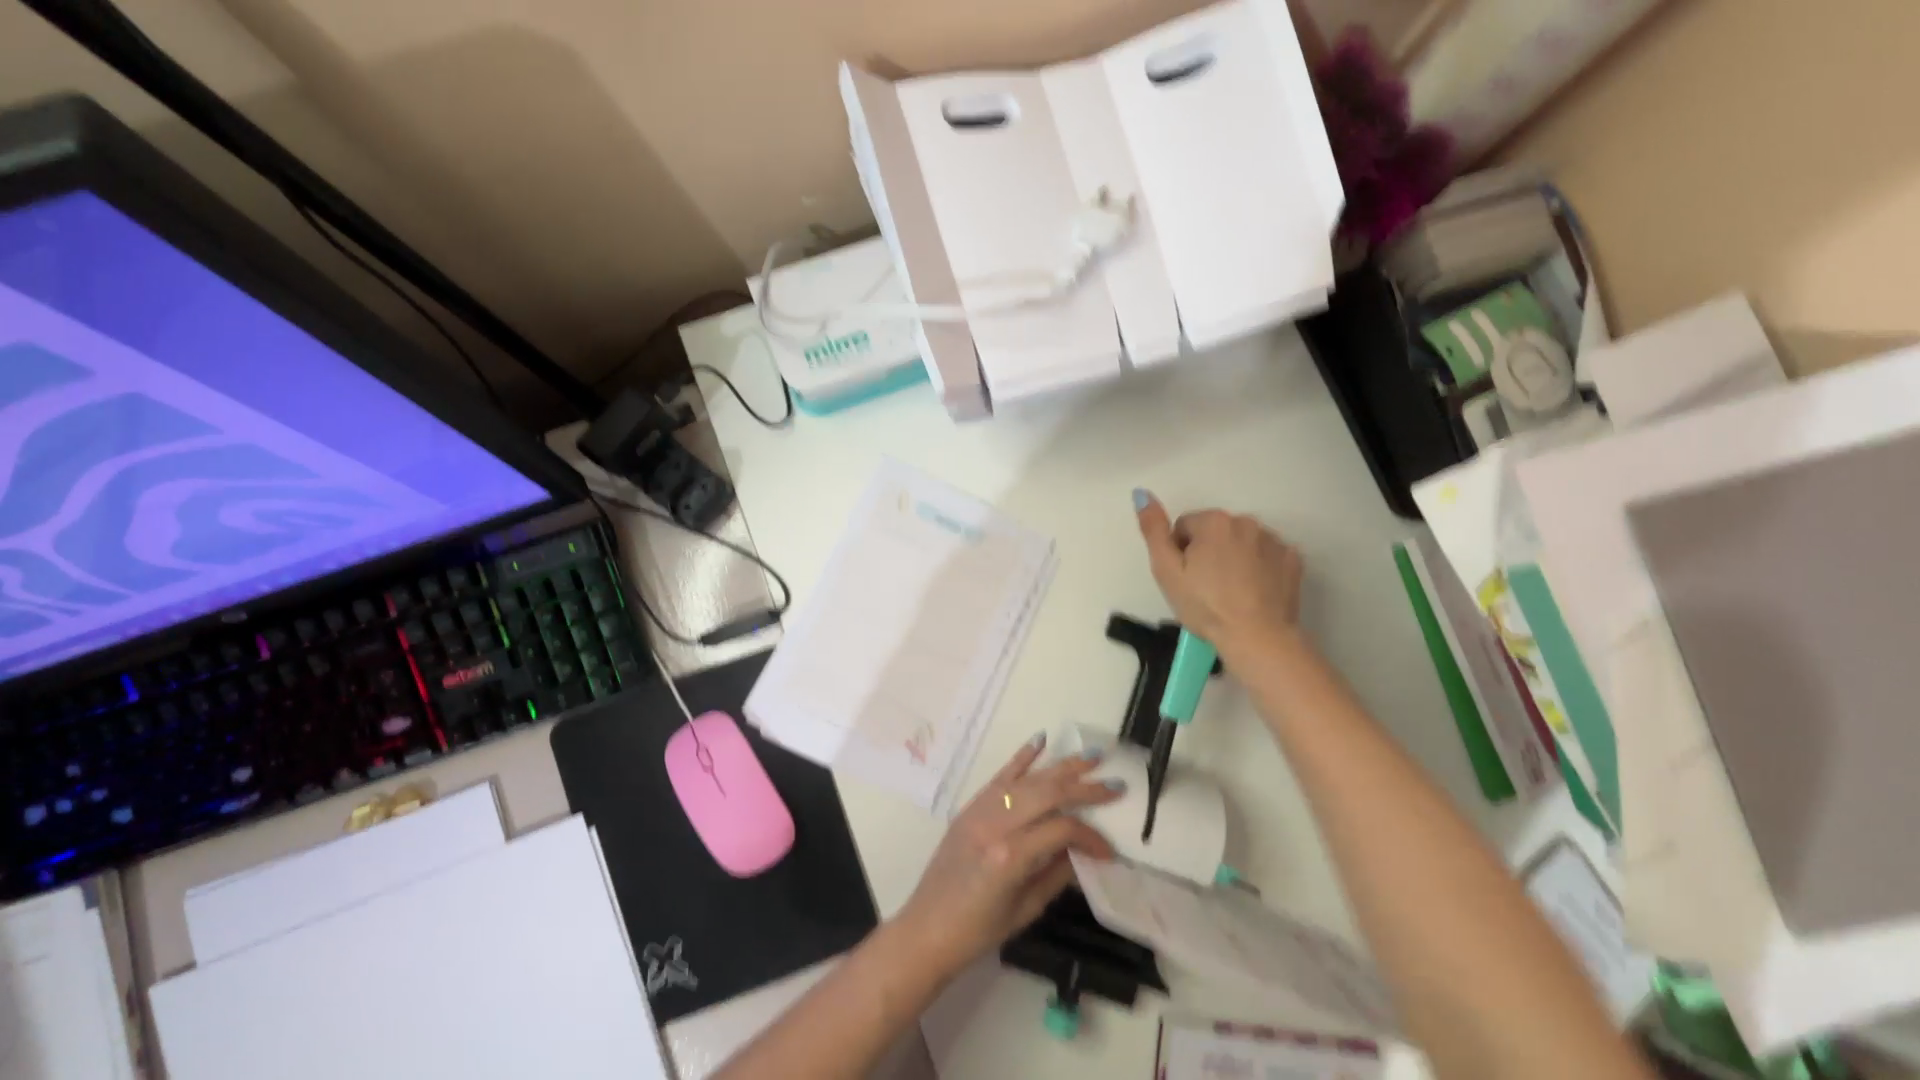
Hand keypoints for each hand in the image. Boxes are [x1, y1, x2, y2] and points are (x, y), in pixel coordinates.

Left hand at [893, 735, 1121, 980]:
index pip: (1063, 829)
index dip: (1091, 837)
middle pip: (1048, 793)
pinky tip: (1041, 740)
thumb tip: (1083, 851)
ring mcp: (979, 812)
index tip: (1109, 852)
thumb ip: (1056, 875)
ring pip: (1027, 780)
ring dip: (1061, 766)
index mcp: (1010, 855)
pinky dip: (1021, 757)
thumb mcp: (1025, 909)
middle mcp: (995, 825)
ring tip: (1093, 757)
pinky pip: (999, 777)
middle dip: (1085, 787)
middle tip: (1116, 786)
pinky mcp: (969, 808)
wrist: (925, 929)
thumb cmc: (977, 932)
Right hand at [1134, 491, 1304, 656]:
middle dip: (1208, 553)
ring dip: (1234, 559)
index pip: (1184, 527)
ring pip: (1242, 543)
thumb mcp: (1166, 570)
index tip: (1186, 580)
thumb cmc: (1205, 606)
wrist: (1257, 638)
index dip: (1179, 554)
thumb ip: (1153, 529)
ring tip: (1232, 593)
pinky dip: (1260, 569)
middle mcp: (1247, 521)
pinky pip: (1268, 556)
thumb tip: (1142, 493)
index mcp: (1214, 521)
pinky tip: (1254, 592)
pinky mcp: (1293, 560)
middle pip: (1215, 532)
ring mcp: (1274, 540)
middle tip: (1206, 588)